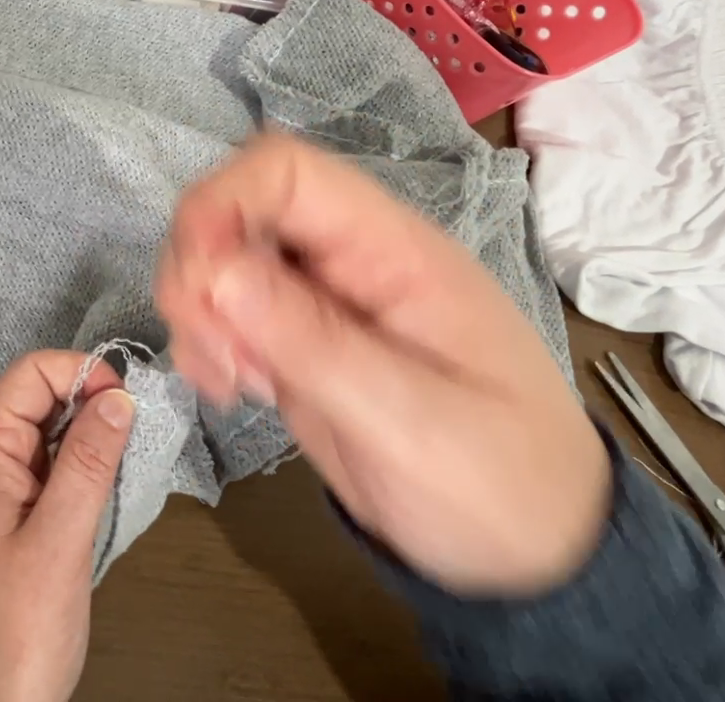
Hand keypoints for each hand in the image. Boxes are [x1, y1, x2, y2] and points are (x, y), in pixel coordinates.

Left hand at [0, 351, 135, 701]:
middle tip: (134, 436)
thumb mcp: (57, 544)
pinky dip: (76, 467)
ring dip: (85, 436)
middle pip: (34, 399)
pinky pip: (42, 469)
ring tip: (123, 463)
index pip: (28, 375)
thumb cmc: (12, 633)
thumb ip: (88, 464)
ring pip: (43, 434)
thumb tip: (118, 395)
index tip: (127, 404)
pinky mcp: (3, 519)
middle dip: (86, 401)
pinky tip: (102, 489)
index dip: (79, 374)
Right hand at [154, 133, 609, 596]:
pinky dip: (207, 341)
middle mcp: (347, 260)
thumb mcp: (413, 420)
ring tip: (227, 380)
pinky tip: (231, 388)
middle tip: (212, 350)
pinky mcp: (295, 342)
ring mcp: (317, 300)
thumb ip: (313, 343)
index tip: (196, 279)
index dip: (223, 203)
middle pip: (239, 211)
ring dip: (199, 310)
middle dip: (200, 269)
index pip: (288, 173)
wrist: (528, 550)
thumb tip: (215, 270)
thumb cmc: (500, 482)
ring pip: (221, 261)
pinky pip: (226, 313)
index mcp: (392, 250)